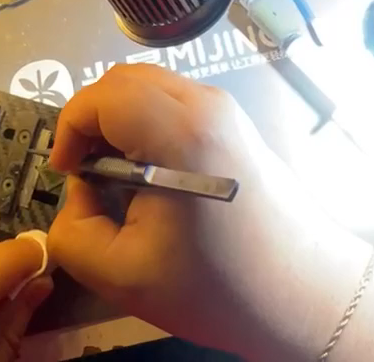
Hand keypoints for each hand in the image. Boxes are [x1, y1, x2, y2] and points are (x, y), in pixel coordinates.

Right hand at [46, 65, 371, 360]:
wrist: (307, 293)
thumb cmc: (222, 287)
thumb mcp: (125, 276)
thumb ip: (74, 232)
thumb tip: (77, 195)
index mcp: (181, 132)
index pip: (102, 95)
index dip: (70, 127)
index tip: (67, 171)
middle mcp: (204, 103)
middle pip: (122, 79)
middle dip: (91, 119)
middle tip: (85, 172)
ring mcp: (222, 106)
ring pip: (146, 84)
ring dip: (116, 119)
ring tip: (115, 176)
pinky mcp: (230, 118)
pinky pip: (169, 98)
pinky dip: (143, 121)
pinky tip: (148, 172)